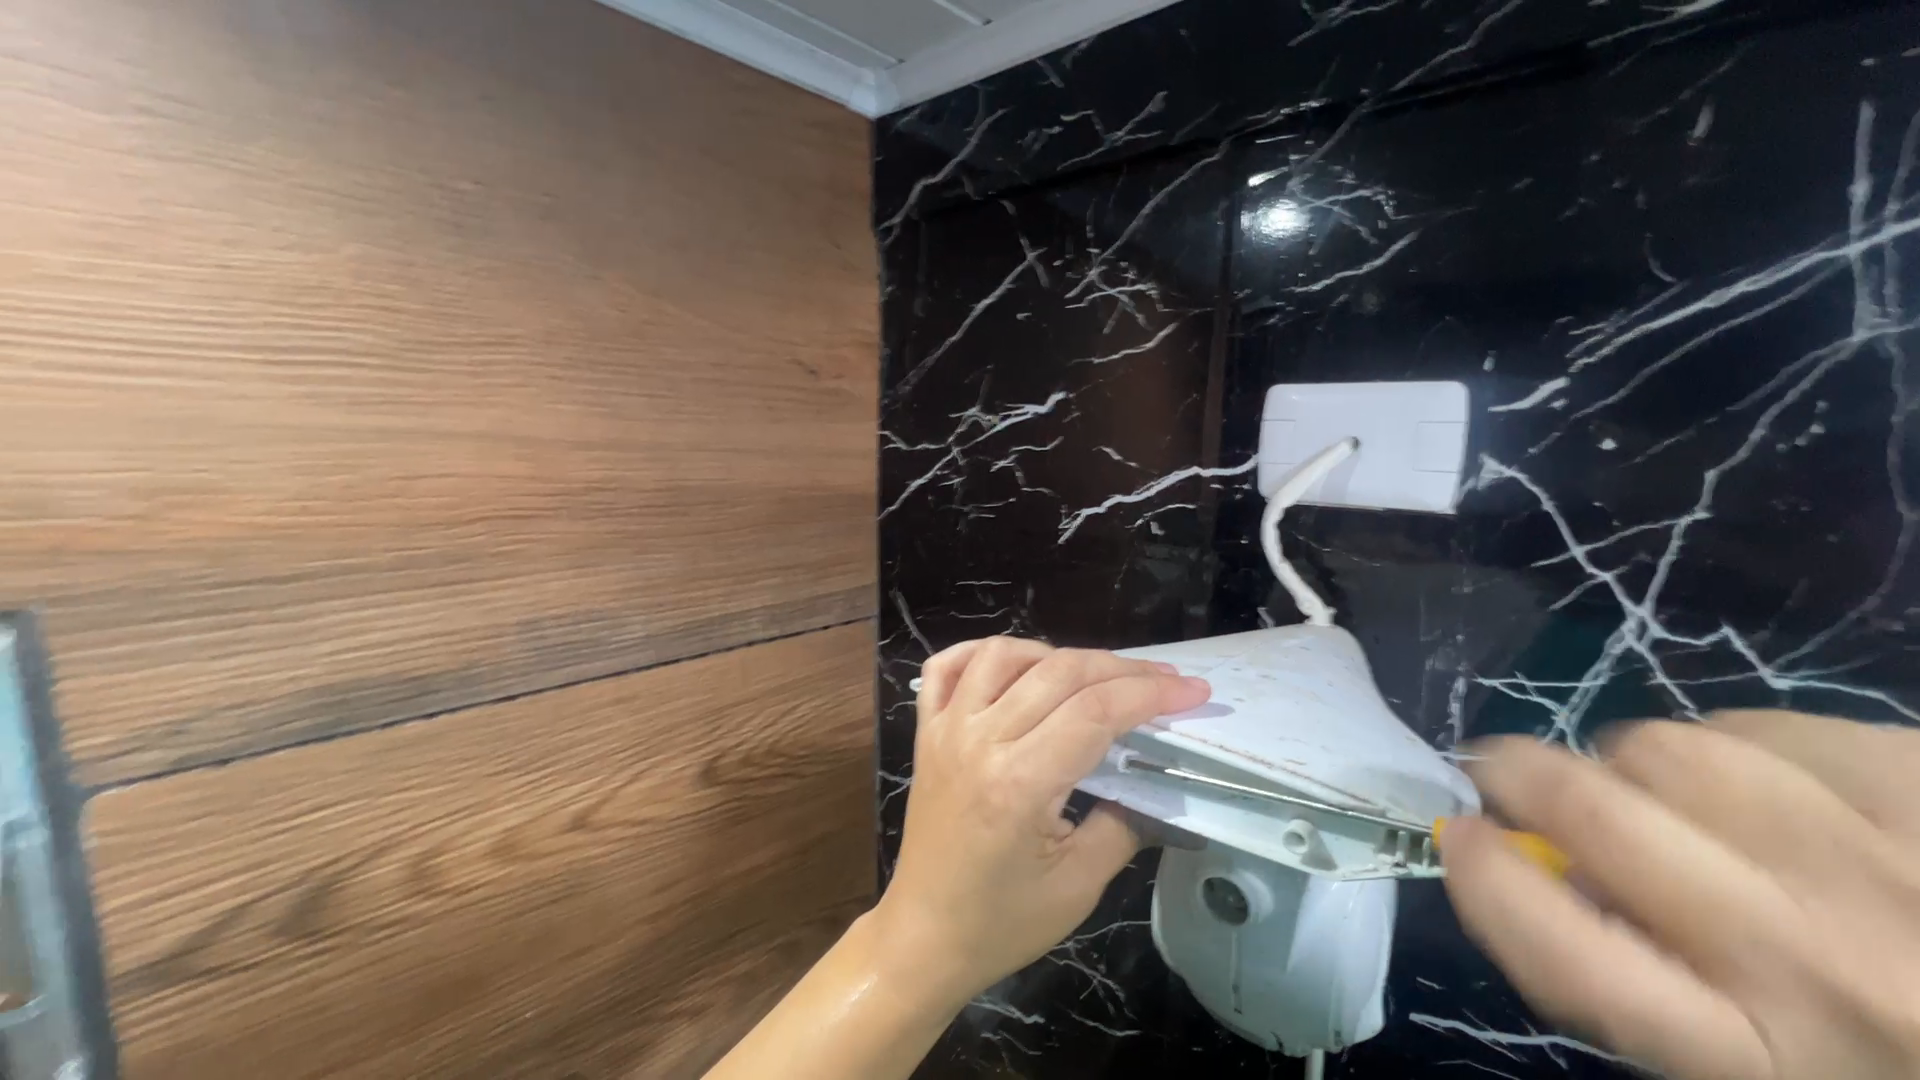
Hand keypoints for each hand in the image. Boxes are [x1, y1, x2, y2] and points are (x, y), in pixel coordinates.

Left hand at [872, 637, 1210, 1003]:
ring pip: (1003, 656)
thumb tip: (1157, 778)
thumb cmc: (1004, 920)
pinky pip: (944, 668)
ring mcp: (946, 731)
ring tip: (1092, 677)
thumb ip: (1124, 822)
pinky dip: (980, 653)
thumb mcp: (1080, 883)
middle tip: (1165, 681)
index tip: (1194, 692)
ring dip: (1056, 655)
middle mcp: (980, 741)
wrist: (925, 936)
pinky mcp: (927, 733)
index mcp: (1019, 782)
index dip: (1151, 694)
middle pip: (1059, 673)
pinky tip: (1015, 665)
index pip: (1096, 711)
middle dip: (1122, 669)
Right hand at [1442, 711, 1919, 1079]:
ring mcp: (1893, 870)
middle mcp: (1816, 966)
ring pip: (1671, 751)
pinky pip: (1772, 725)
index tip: (1461, 834)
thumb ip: (1638, 980)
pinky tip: (1778, 787)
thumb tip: (1539, 864)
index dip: (1481, 875)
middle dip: (1516, 773)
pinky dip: (1742, 744)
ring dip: (1637, 763)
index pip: (1557, 950)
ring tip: (1669, 791)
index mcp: (1757, 1061)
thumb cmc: (1886, 1064)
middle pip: (1593, 814)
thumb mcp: (1752, 1067)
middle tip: (1508, 772)